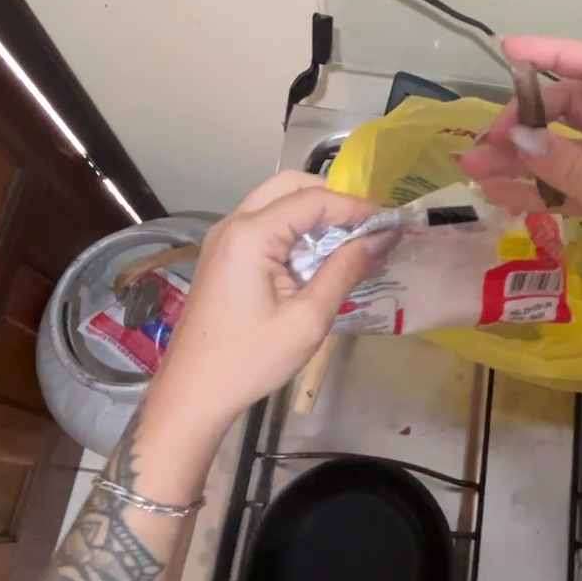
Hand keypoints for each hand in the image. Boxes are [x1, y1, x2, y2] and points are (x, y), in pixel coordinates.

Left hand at [151, 172, 389, 430]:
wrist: (193, 394)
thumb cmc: (251, 360)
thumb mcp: (308, 319)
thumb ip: (345, 270)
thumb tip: (382, 238)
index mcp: (250, 235)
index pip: (312, 200)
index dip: (355, 206)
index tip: (389, 221)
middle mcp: (233, 224)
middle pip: (290, 185)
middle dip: (332, 199)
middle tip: (366, 226)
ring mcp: (225, 238)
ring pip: (276, 200)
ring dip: (314, 212)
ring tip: (349, 240)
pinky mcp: (224, 254)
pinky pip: (265, 222)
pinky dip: (295, 227)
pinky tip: (318, 256)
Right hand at [457, 37, 581, 316]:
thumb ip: (570, 169)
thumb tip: (518, 136)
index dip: (553, 53)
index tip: (506, 52)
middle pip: (569, 107)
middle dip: (525, 117)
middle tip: (488, 142)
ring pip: (561, 147)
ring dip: (520, 156)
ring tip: (473, 168)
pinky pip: (565, 184)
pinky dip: (535, 188)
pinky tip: (498, 194)